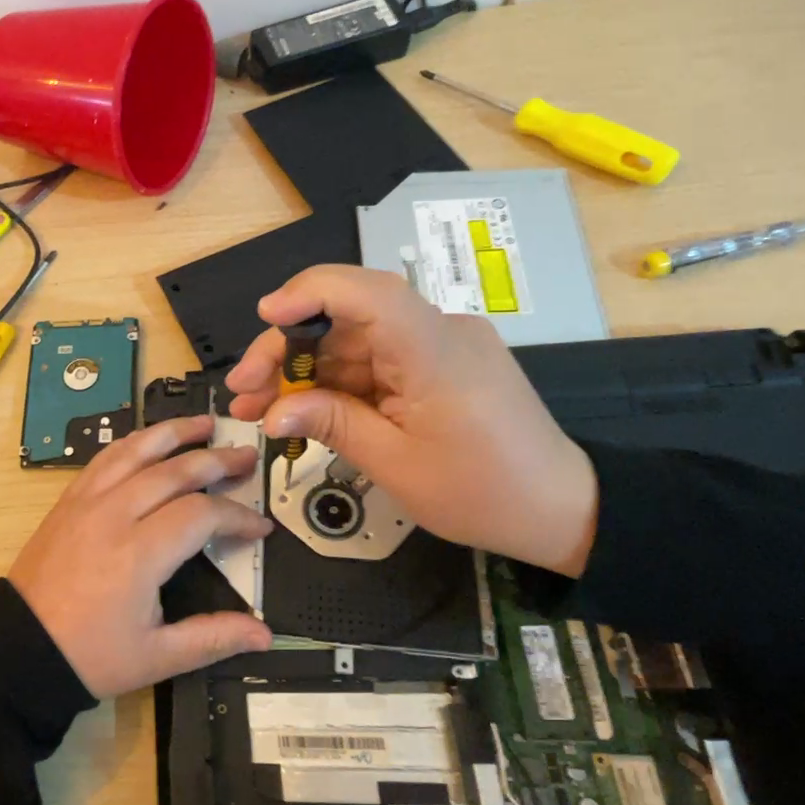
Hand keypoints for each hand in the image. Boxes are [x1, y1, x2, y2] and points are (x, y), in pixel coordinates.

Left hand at [7, 415, 274, 698]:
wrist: (19, 647)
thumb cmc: (89, 655)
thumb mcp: (156, 657)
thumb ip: (213, 638)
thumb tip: (266, 635)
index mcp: (139, 554)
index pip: (201, 514)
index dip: (237, 516)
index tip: (260, 528)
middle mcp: (113, 515)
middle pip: (174, 471)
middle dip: (216, 461)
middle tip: (247, 457)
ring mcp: (86, 502)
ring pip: (135, 451)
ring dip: (173, 433)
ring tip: (205, 423)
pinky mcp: (67, 501)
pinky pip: (104, 458)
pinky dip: (133, 442)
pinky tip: (149, 439)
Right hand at [224, 265, 597, 576]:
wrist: (563, 511)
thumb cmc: (483, 494)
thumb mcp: (396, 465)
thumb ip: (331, 425)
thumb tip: (273, 411)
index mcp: (434, 351)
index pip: (368, 293)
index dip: (309, 293)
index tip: (266, 315)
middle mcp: (439, 333)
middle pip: (347, 320)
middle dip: (287, 350)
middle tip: (241, 390)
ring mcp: (440, 348)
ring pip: (353, 343)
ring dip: (303, 373)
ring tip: (256, 408)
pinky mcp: (439, 366)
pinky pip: (376, 363)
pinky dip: (335, 385)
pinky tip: (299, 410)